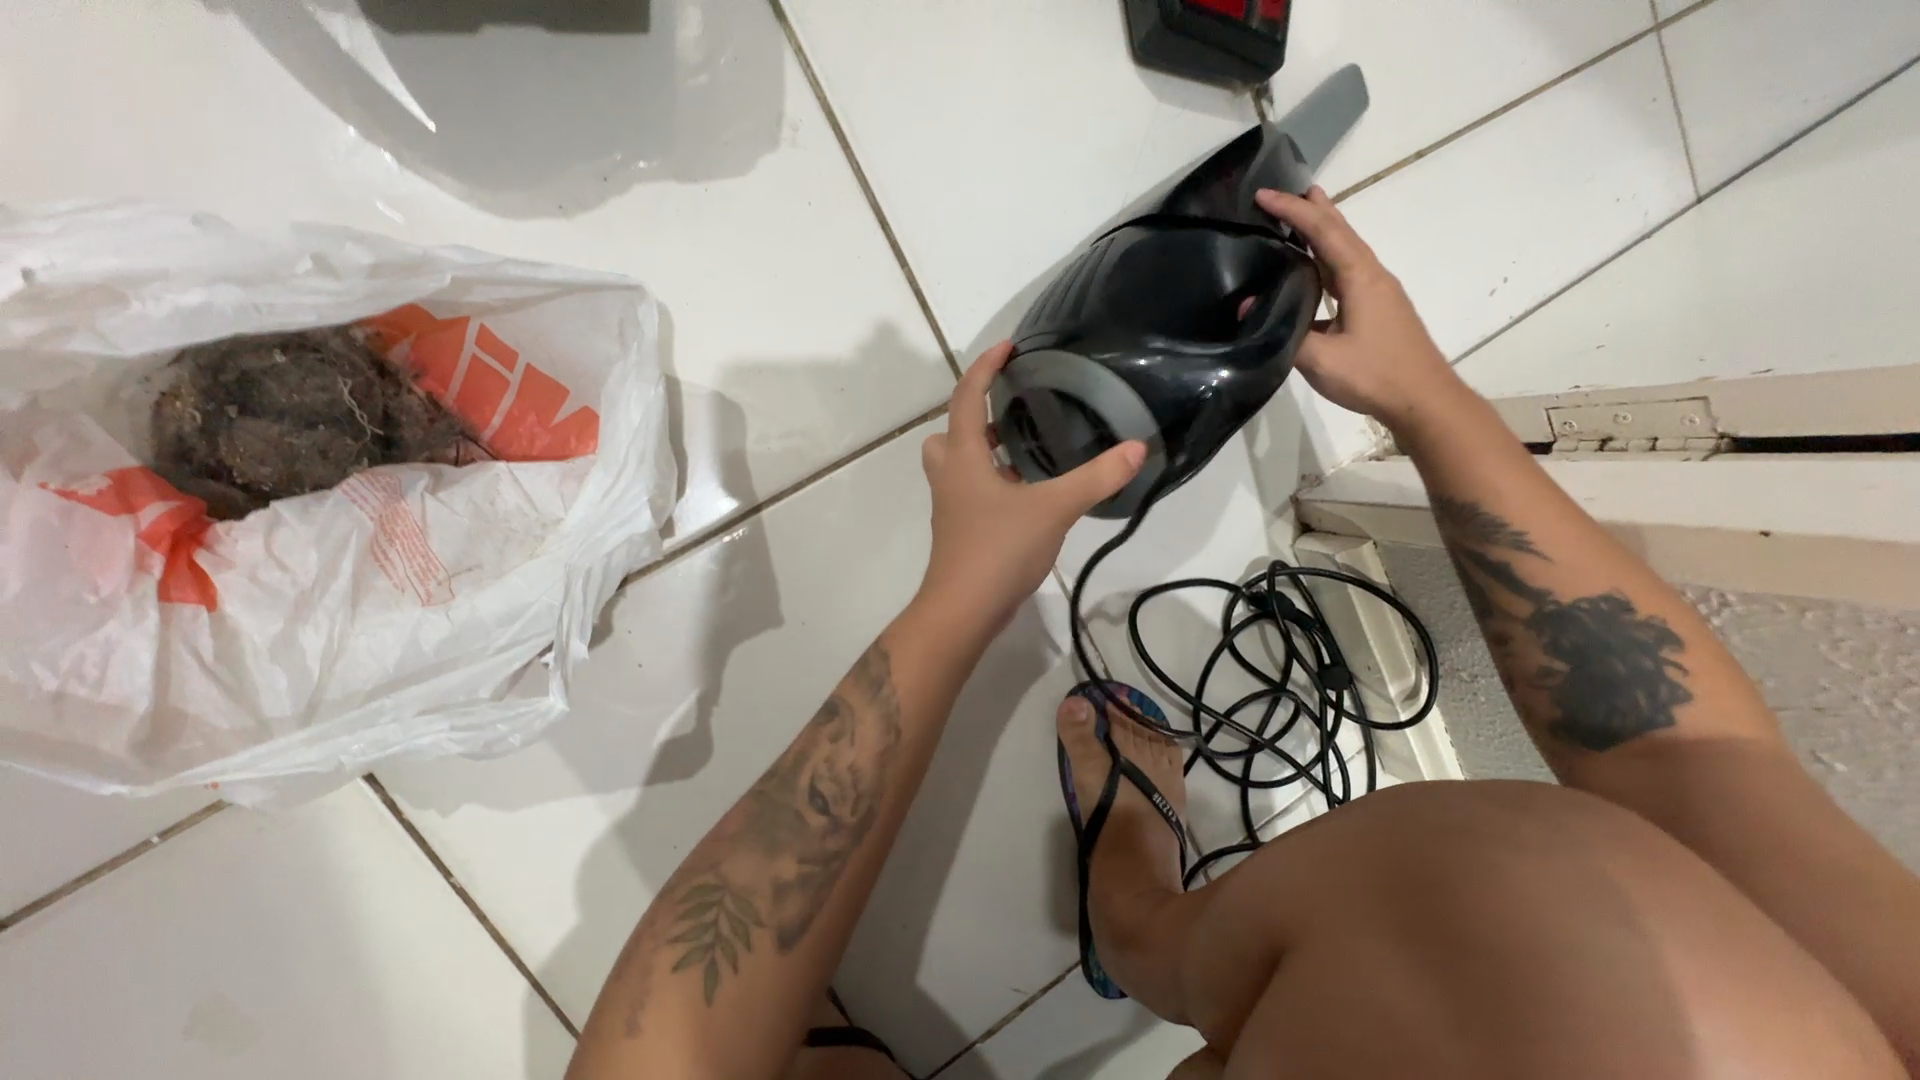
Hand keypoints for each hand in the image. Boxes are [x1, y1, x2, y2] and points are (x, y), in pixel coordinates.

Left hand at [917, 343, 1145, 630]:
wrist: (962, 610)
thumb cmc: (998, 549)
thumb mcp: (1053, 508)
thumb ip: (1095, 478)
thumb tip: (1137, 447)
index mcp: (964, 458)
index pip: (968, 397)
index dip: (985, 367)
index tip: (1008, 346)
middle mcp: (950, 477)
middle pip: (949, 433)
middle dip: (974, 416)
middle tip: (1011, 413)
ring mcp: (951, 508)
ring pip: (958, 467)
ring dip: (983, 454)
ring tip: (1026, 453)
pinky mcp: (960, 533)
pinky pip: (971, 494)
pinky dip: (992, 485)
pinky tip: (1027, 498)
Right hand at [1255, 186, 1463, 430]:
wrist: (1423, 399)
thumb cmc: (1374, 375)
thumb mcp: (1321, 359)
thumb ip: (1284, 332)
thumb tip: (1249, 309)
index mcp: (1360, 278)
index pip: (1323, 232)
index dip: (1293, 210)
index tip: (1263, 195)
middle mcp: (1372, 276)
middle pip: (1341, 232)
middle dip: (1315, 209)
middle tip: (1290, 191)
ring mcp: (1378, 293)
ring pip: (1346, 250)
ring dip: (1323, 233)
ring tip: (1302, 219)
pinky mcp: (1378, 310)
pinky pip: (1348, 272)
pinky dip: (1327, 260)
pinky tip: (1314, 273)